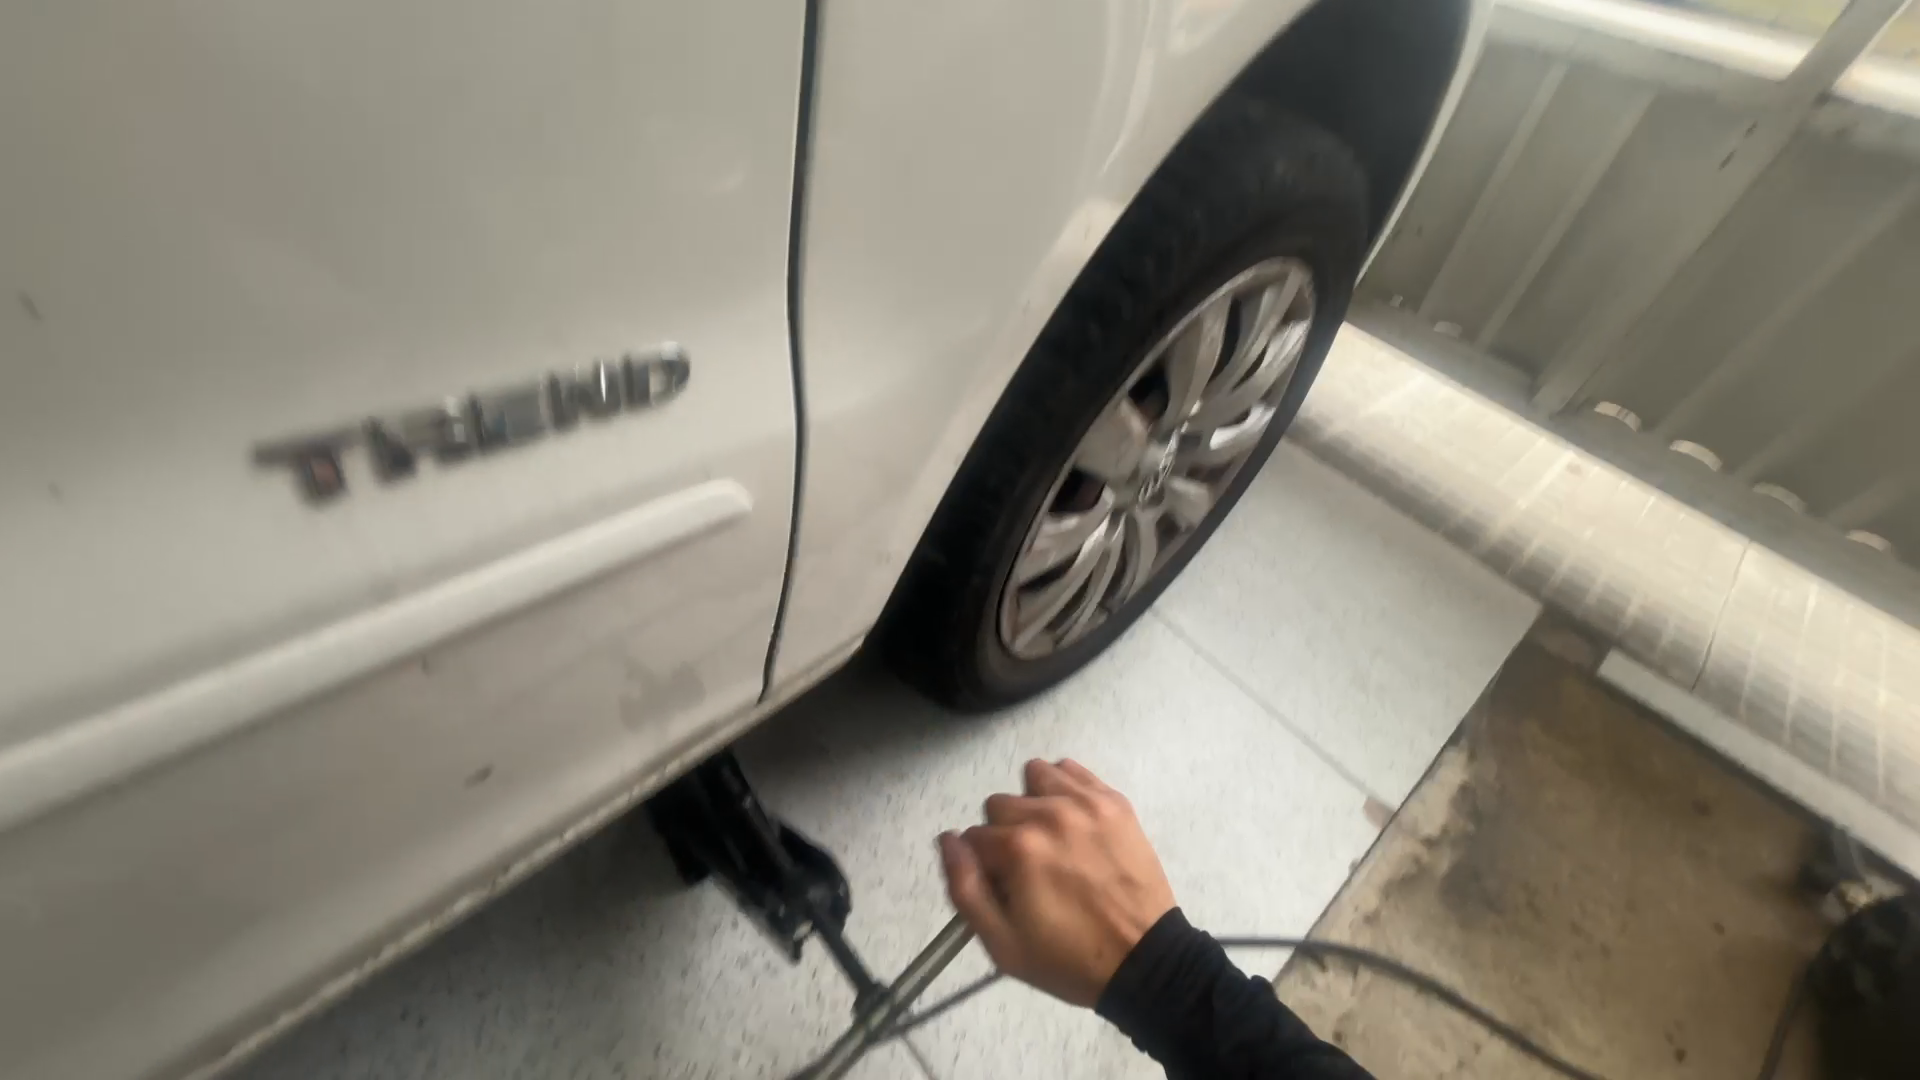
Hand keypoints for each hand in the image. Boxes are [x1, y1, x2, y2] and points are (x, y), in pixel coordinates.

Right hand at [938, 758, 1175, 1007]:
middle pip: (1000, 804)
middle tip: (1031, 867)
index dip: (984, 863)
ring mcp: (1085, 802)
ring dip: (1033, 801)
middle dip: (1005, 833)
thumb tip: (948, 838)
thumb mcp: (1003, 943)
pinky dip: (1064, 786)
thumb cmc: (1068, 959)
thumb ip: (964, 887)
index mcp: (1019, 848)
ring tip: (1051, 836)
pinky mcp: (1113, 800)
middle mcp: (1048, 813)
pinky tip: (1072, 818)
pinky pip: (1071, 768)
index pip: (974, 836)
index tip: (1005, 885)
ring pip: (1034, 776)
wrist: (1145, 961)